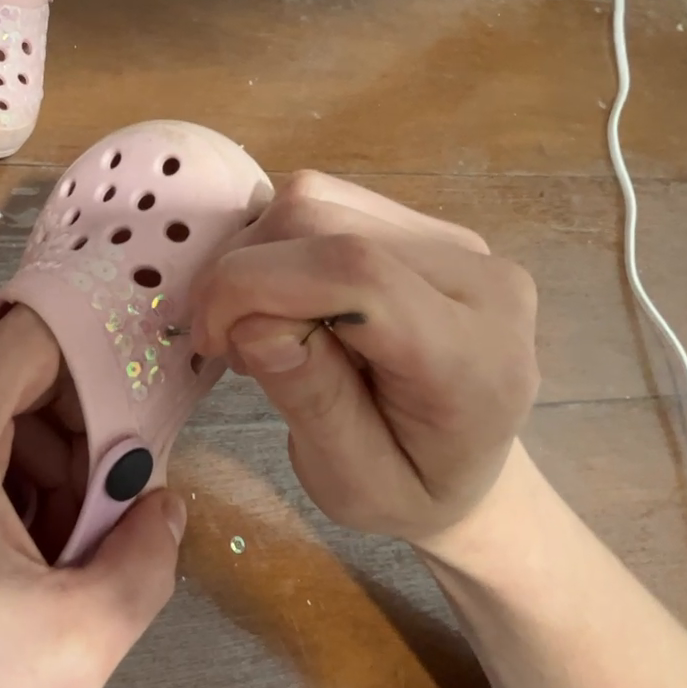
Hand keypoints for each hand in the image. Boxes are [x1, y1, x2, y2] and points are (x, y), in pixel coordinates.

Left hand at [0, 308, 188, 687]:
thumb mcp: (78, 638)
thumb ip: (147, 561)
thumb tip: (161, 505)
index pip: (36, 338)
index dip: (94, 370)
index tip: (128, 427)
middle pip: (17, 377)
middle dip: (73, 441)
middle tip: (92, 516)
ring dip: (37, 460)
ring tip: (48, 541)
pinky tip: (4, 535)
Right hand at [187, 171, 539, 546]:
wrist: (470, 467)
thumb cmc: (410, 489)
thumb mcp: (353, 483)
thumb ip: (312, 402)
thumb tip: (253, 324)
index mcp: (475, 356)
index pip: (355, 274)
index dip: (254, 286)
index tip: (209, 340)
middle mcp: (477, 276)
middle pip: (320, 220)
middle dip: (242, 272)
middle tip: (223, 339)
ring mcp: (451, 240)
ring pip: (312, 198)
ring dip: (255, 255)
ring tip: (257, 321)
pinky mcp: (420, 225)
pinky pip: (320, 201)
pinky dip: (274, 242)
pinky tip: (282, 294)